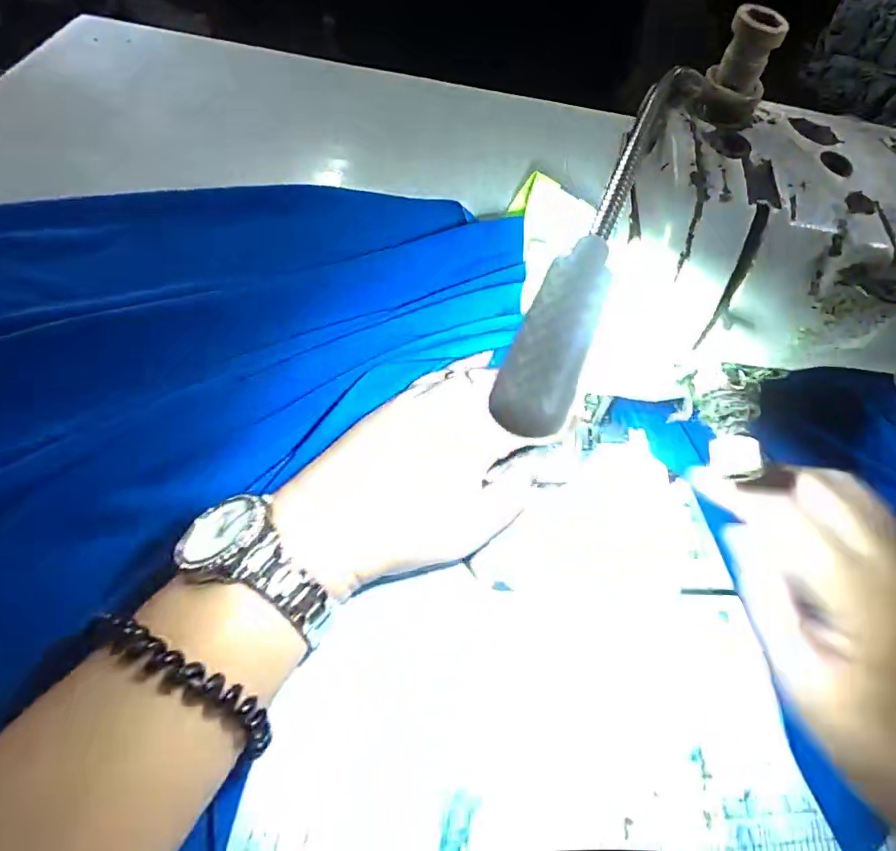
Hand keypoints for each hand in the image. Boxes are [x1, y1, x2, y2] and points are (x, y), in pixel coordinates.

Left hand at [270, 354, 550, 597]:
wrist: (319, 531)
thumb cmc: (404, 531)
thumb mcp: (471, 528)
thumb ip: (514, 496)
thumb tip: (532, 473)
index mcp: (480, 432)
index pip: (536, 418)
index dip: (562, 422)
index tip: (576, 427)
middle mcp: (457, 404)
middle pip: (512, 387)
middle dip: (537, 399)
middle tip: (551, 416)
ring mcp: (425, 398)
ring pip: (479, 376)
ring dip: (508, 383)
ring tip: (522, 396)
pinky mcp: (399, 402)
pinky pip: (443, 374)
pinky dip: (467, 369)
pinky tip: (478, 363)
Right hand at [699, 467, 895, 849]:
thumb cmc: (876, 745)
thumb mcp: (805, 686)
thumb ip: (770, 603)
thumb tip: (740, 534)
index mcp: (859, 588)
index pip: (788, 513)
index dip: (740, 490)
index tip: (701, 474)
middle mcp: (889, 555)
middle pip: (822, 485)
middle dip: (769, 476)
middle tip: (724, 482)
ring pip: (850, 486)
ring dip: (800, 479)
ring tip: (757, 490)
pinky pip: (870, 505)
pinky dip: (831, 493)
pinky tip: (808, 509)